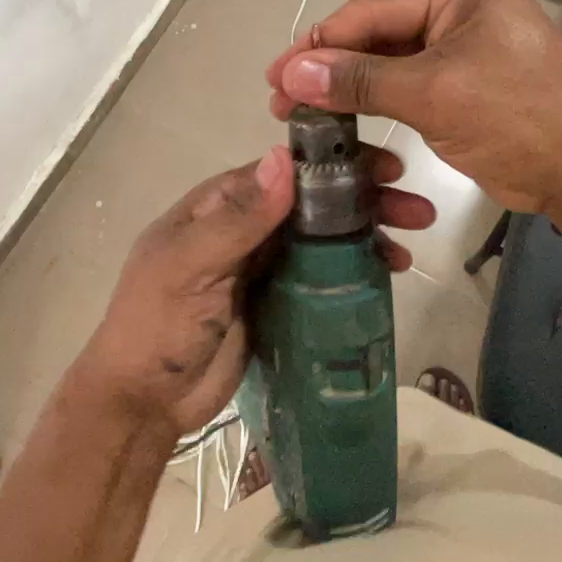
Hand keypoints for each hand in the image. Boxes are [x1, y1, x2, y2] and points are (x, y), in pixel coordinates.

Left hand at [72, 145, 435, 438]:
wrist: (144, 403)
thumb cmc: (156, 325)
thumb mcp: (189, 267)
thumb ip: (236, 218)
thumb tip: (284, 158)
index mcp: (217, 206)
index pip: (284, 171)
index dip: (335, 165)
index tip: (386, 166)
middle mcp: (244, 228)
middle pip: (313, 203)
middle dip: (364, 200)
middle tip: (417, 210)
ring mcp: (263, 266)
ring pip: (323, 238)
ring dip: (366, 234)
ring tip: (410, 247)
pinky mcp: (278, 301)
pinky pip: (322, 275)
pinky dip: (354, 270)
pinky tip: (386, 273)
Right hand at [265, 0, 561, 213]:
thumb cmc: (516, 118)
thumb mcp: (433, 94)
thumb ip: (360, 81)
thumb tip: (292, 74)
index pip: (370, 10)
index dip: (318, 45)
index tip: (274, 78)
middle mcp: (459, 3)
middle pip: (377, 31)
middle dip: (330, 67)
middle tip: (281, 101)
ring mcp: (464, 41)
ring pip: (390, 59)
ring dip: (350, 86)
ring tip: (302, 113)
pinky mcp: (466, 77)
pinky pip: (410, 81)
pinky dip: (378, 100)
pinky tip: (344, 117)